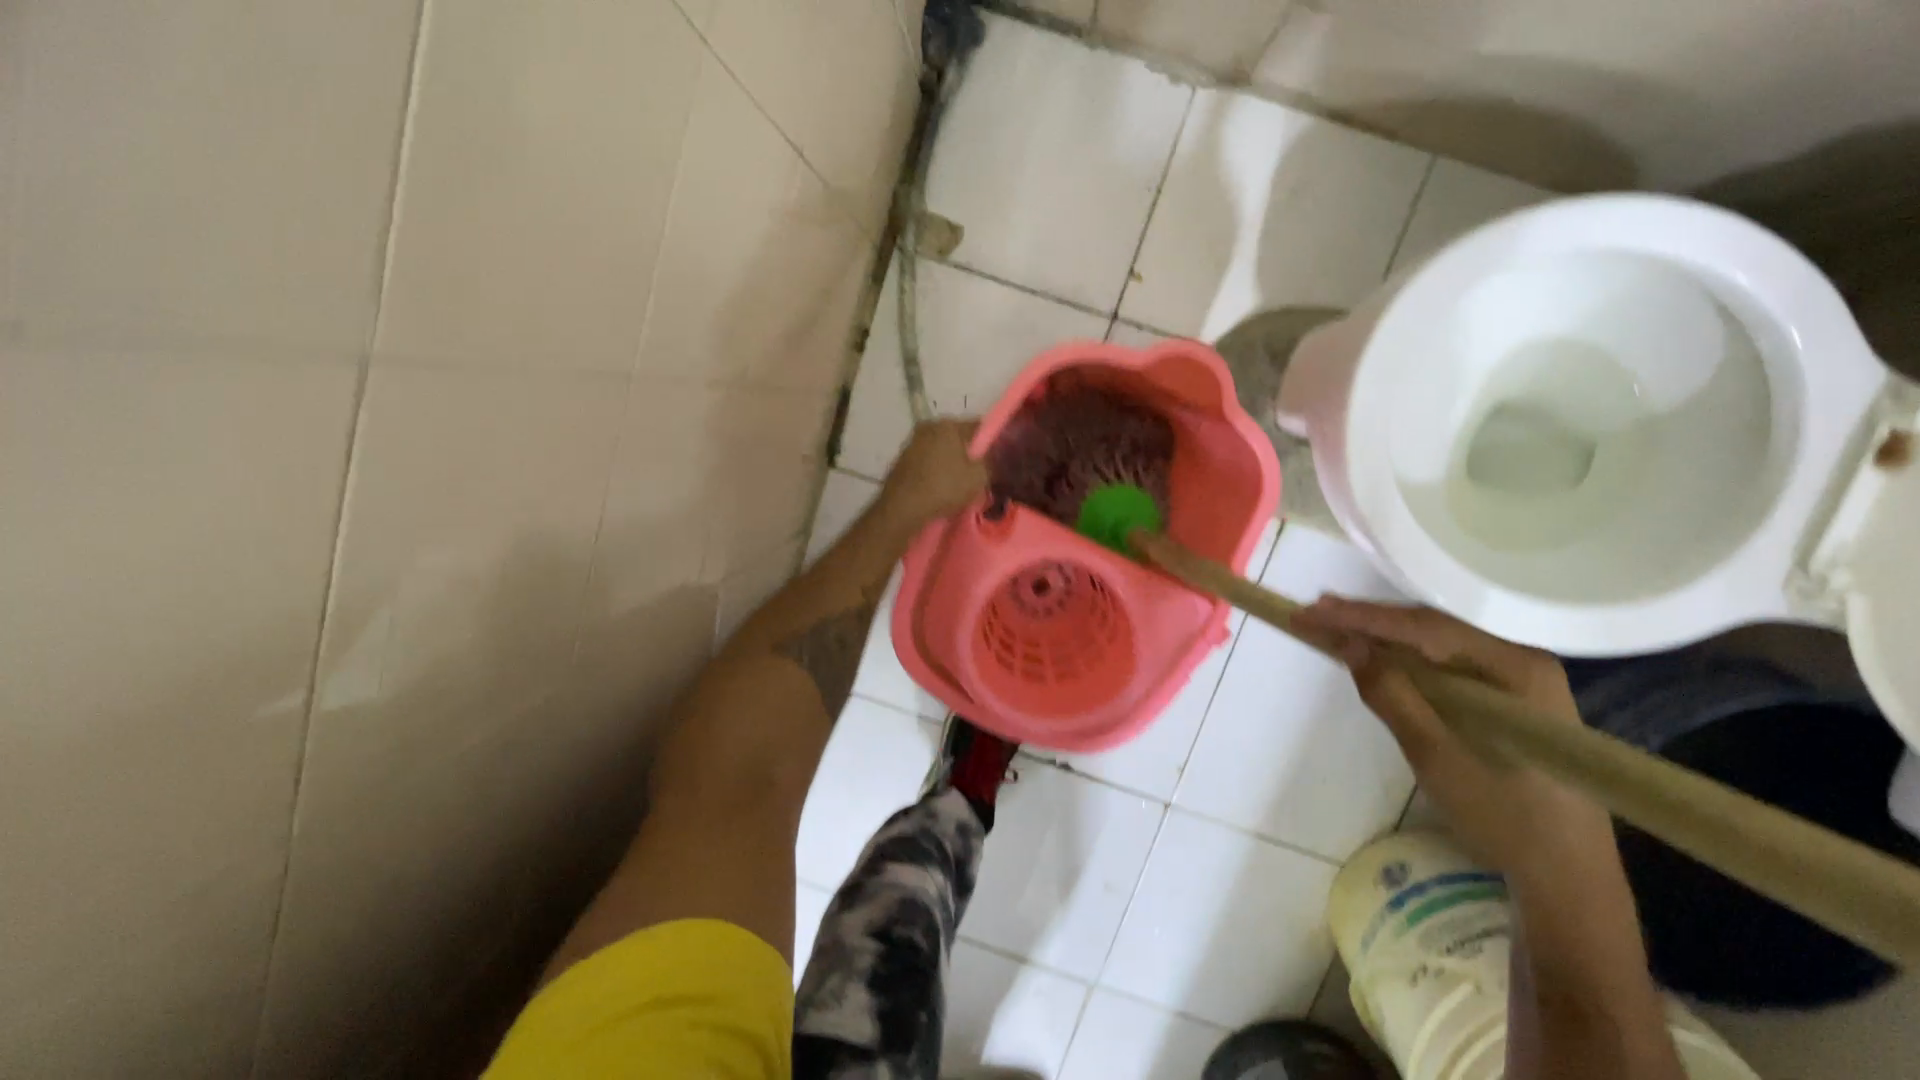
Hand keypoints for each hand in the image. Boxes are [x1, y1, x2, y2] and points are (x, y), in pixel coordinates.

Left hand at [880, 419, 989, 524]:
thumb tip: (995, 456)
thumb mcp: (979, 477)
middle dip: (968, 453)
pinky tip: (939, 489)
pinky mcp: (901, 460)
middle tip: (978, 475)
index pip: (978, 426)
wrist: (902, 508)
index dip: (991, 443)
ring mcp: (911, 443)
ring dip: (950, 463)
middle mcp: (928, 427)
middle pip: (957, 438)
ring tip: (958, 485)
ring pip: (941, 450)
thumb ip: (992, 462)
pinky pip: (927, 462)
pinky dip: (935, 471)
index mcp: (948, 424)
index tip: (996, 460)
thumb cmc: (944, 487)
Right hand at [1293, 597, 1614, 885]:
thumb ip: (1392, 694)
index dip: (1364, 618)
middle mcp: (1522, 660)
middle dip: (1371, 622)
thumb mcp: (1435, 755)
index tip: (1313, 610)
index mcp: (1515, 667)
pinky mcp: (1512, 700)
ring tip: (1334, 627)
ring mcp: (1520, 680)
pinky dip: (1409, 663)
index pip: (1426, 628)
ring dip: (1386, 639)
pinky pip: (1450, 668)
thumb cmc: (1505, 816)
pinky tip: (1379, 658)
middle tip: (1315, 612)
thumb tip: (1348, 645)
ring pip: (1439, 647)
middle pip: (1434, 630)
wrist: (1567, 875)